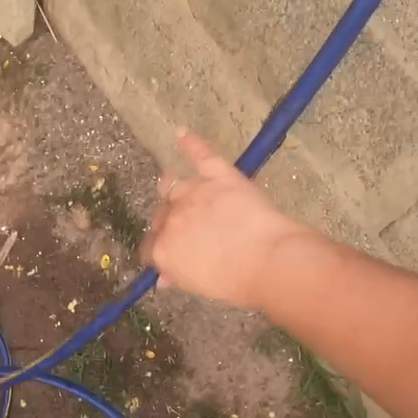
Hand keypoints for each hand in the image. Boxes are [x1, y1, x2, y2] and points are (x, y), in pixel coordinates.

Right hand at [143, 131, 323, 310]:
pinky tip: (180, 132)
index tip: (171, 251)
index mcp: (163, 250)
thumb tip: (163, 279)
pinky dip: (191, 143)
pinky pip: (201, 155)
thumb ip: (177, 275)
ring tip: (177, 188)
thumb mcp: (197, 285)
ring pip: (174, 186)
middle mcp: (171, 219)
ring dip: (173, 188)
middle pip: (161, 214)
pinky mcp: (219, 176)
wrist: (267, 261)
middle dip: (168, 220)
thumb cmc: (234, 282)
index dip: (161, 247)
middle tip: (187, 228)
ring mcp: (194, 194)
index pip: (151, 245)